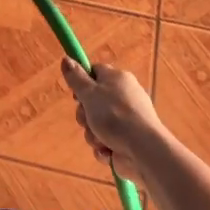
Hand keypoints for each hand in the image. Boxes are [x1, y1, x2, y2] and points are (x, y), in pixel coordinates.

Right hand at [61, 58, 162, 181]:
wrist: (143, 148)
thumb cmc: (114, 115)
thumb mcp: (89, 93)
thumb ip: (75, 77)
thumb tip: (66, 58)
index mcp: (117, 79)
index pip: (95, 72)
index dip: (82, 82)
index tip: (76, 95)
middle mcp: (124, 96)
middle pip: (93, 101)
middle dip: (85, 115)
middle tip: (87, 120)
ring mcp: (127, 120)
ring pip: (97, 123)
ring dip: (92, 134)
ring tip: (100, 139)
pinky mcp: (127, 140)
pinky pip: (106, 140)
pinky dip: (104, 147)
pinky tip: (107, 151)